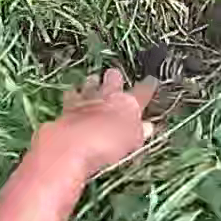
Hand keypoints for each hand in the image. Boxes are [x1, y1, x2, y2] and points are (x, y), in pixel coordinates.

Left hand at [32, 68, 158, 179]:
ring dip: (93, 81)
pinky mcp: (70, 103)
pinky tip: (73, 94)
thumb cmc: (109, 144)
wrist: (76, 141)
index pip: (143, 91)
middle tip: (115, 76)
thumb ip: (139, 131)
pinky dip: (74, 93)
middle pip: (114, 77)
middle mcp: (108, 96)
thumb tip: (147, 126)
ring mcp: (88, 97)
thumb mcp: (132, 142)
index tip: (151, 80)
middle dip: (115, 76)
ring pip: (92, 81)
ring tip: (94, 80)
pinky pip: (72, 93)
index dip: (148, 86)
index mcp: (129, 104)